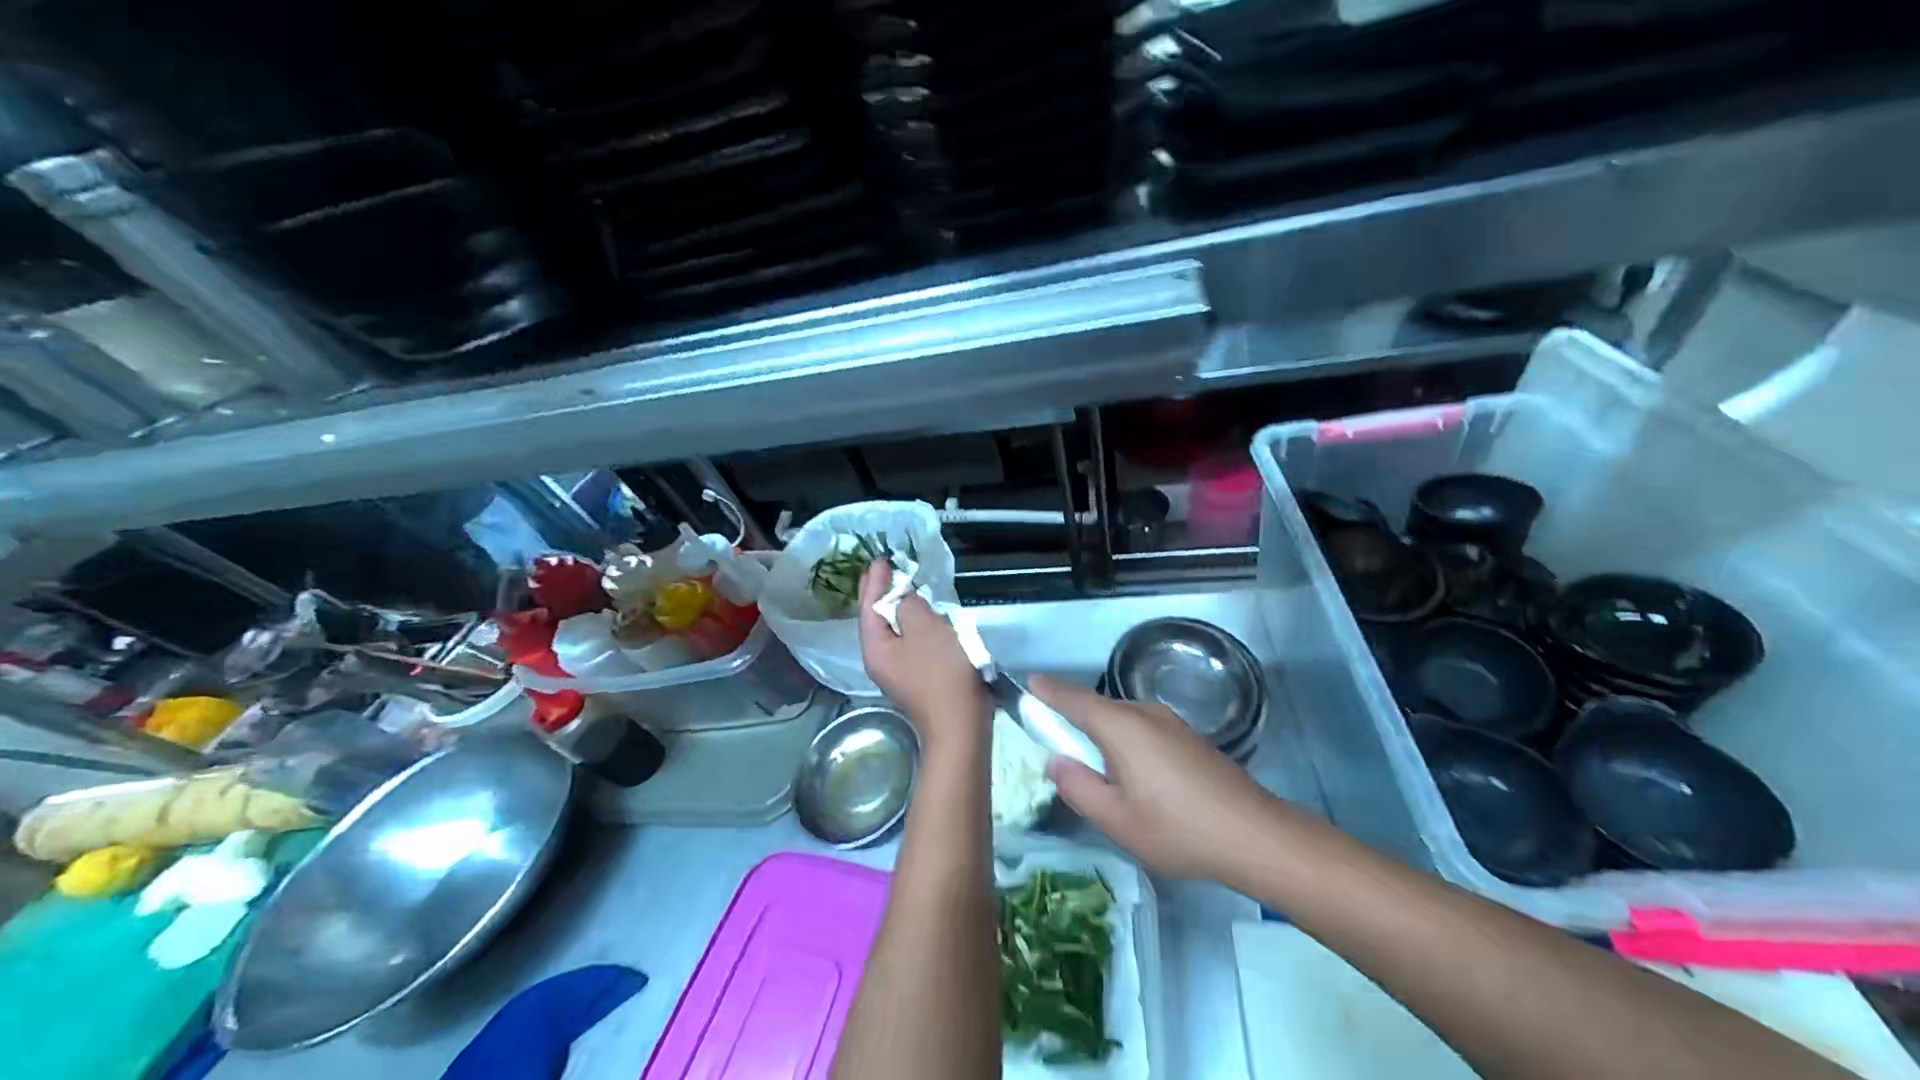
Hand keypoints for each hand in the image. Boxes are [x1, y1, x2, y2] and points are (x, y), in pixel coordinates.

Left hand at [857, 560, 988, 750]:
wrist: (961, 723)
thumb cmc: (941, 671)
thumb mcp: (924, 628)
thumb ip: (909, 605)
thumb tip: (904, 599)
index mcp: (875, 648)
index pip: (869, 607)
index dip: (874, 581)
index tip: (880, 558)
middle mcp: (881, 660)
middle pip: (879, 620)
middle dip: (885, 594)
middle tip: (889, 568)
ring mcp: (900, 672)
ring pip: (898, 632)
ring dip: (904, 609)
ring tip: (911, 587)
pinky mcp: (919, 678)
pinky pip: (914, 643)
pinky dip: (919, 626)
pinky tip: (930, 616)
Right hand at [1032, 675, 1286, 880]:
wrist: (1254, 834)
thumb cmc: (1177, 828)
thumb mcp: (1116, 819)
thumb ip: (1078, 787)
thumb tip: (1056, 762)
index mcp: (1122, 727)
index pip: (1073, 698)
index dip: (1048, 691)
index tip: (1029, 685)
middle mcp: (1145, 714)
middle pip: (1098, 708)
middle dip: (1074, 721)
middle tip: (1060, 752)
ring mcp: (1171, 723)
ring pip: (1122, 720)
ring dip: (1102, 735)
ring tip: (1099, 775)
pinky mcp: (1189, 738)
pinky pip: (1143, 730)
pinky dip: (1125, 742)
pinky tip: (1134, 779)